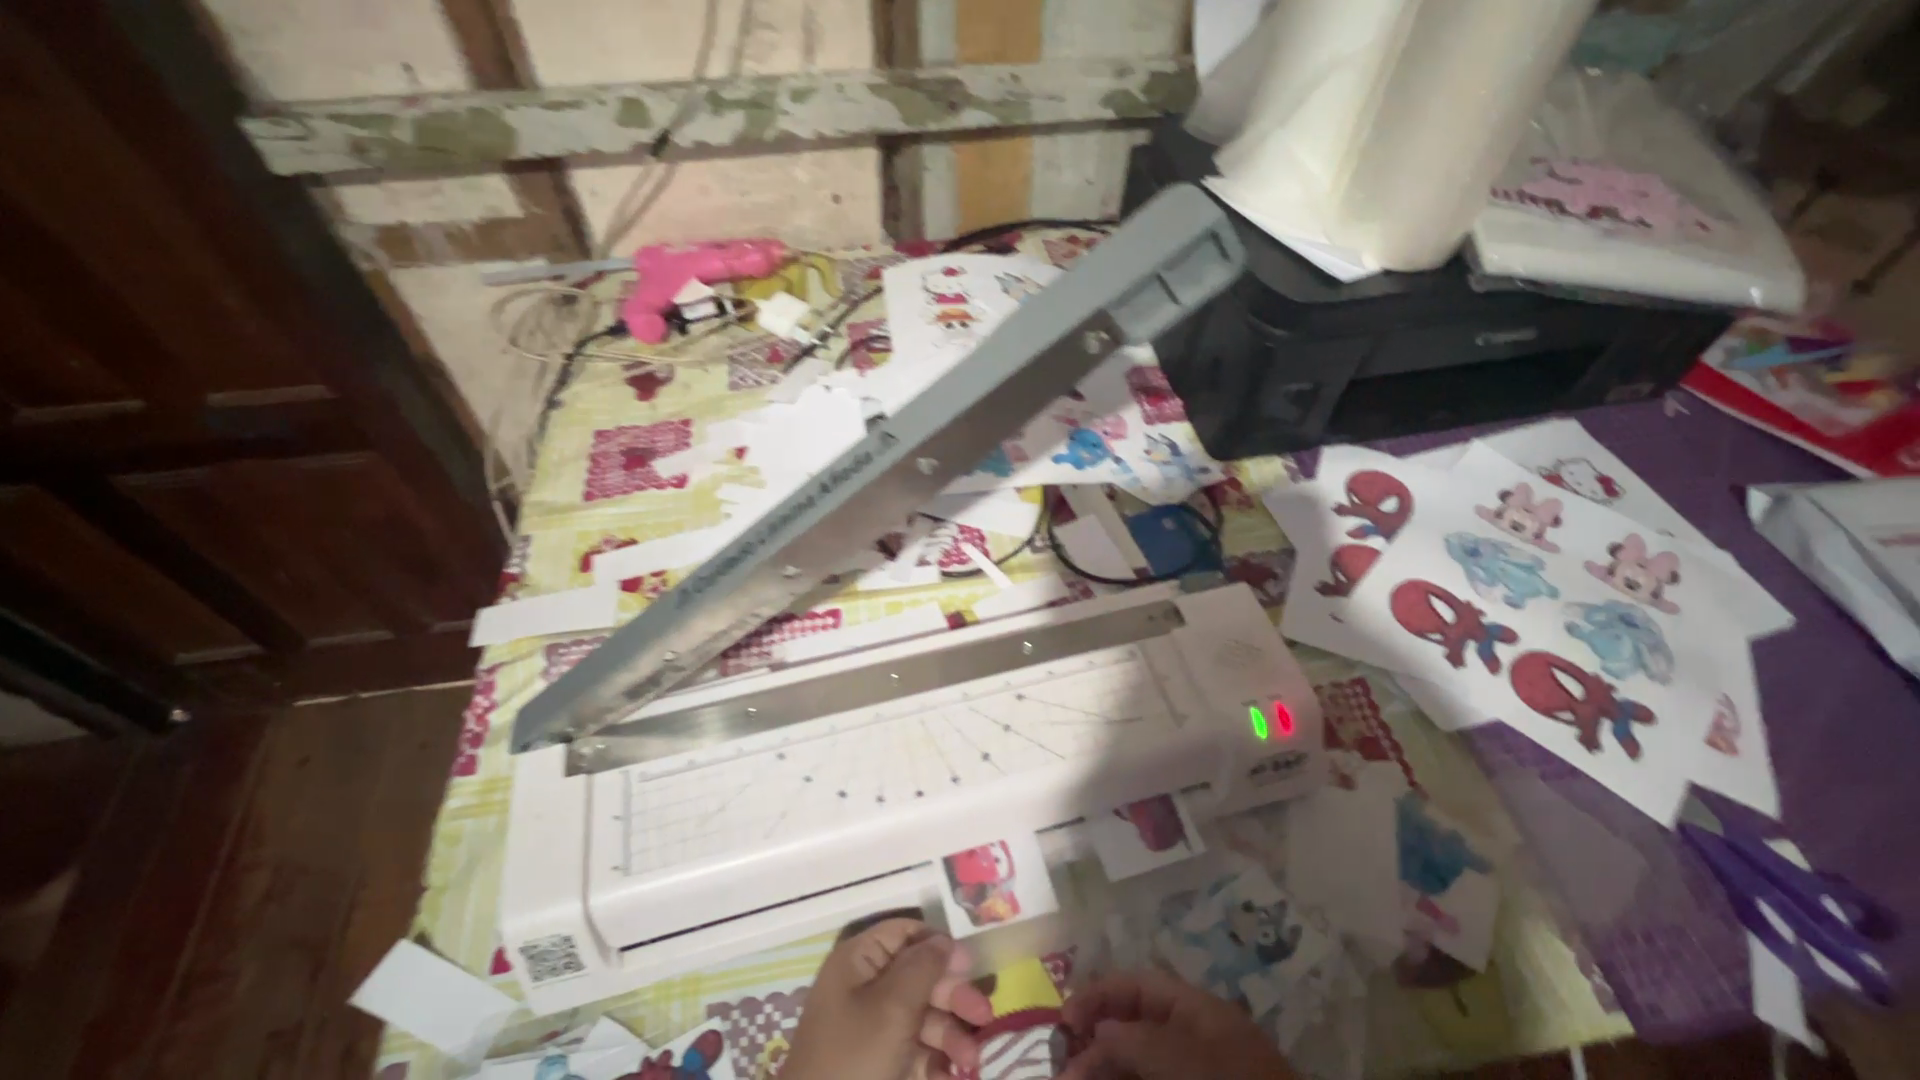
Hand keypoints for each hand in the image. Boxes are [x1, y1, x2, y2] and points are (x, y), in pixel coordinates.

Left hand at [781, 917, 994, 1079]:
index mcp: (859, 962)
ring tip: (970, 1061)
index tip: (969, 964)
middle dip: (953, 997)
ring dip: (952, 1036)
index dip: (937, 944)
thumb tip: (944, 939)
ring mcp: (874, 1028)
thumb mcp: (891, 1008)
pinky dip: (938, 1063)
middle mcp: (866, 988)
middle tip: (984, 1015)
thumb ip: (923, 969)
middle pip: (920, 976)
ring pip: (924, 1017)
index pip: (904, 933)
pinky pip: (917, 1052)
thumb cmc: (854, 1056)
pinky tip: (955, 1077)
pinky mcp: (882, 1063)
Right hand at [1059, 971, 1297, 1079]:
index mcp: (1199, 1013)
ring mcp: (1199, 1078)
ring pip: (1141, 1070)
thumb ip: (1133, 1040)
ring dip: (1106, 1073)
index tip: (1064, 1021)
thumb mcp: (1180, 1060)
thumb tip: (1099, 1032)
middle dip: (1097, 1046)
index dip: (1100, 995)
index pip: (1141, 987)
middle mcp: (1197, 1042)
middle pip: (1136, 1030)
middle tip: (1063, 1072)